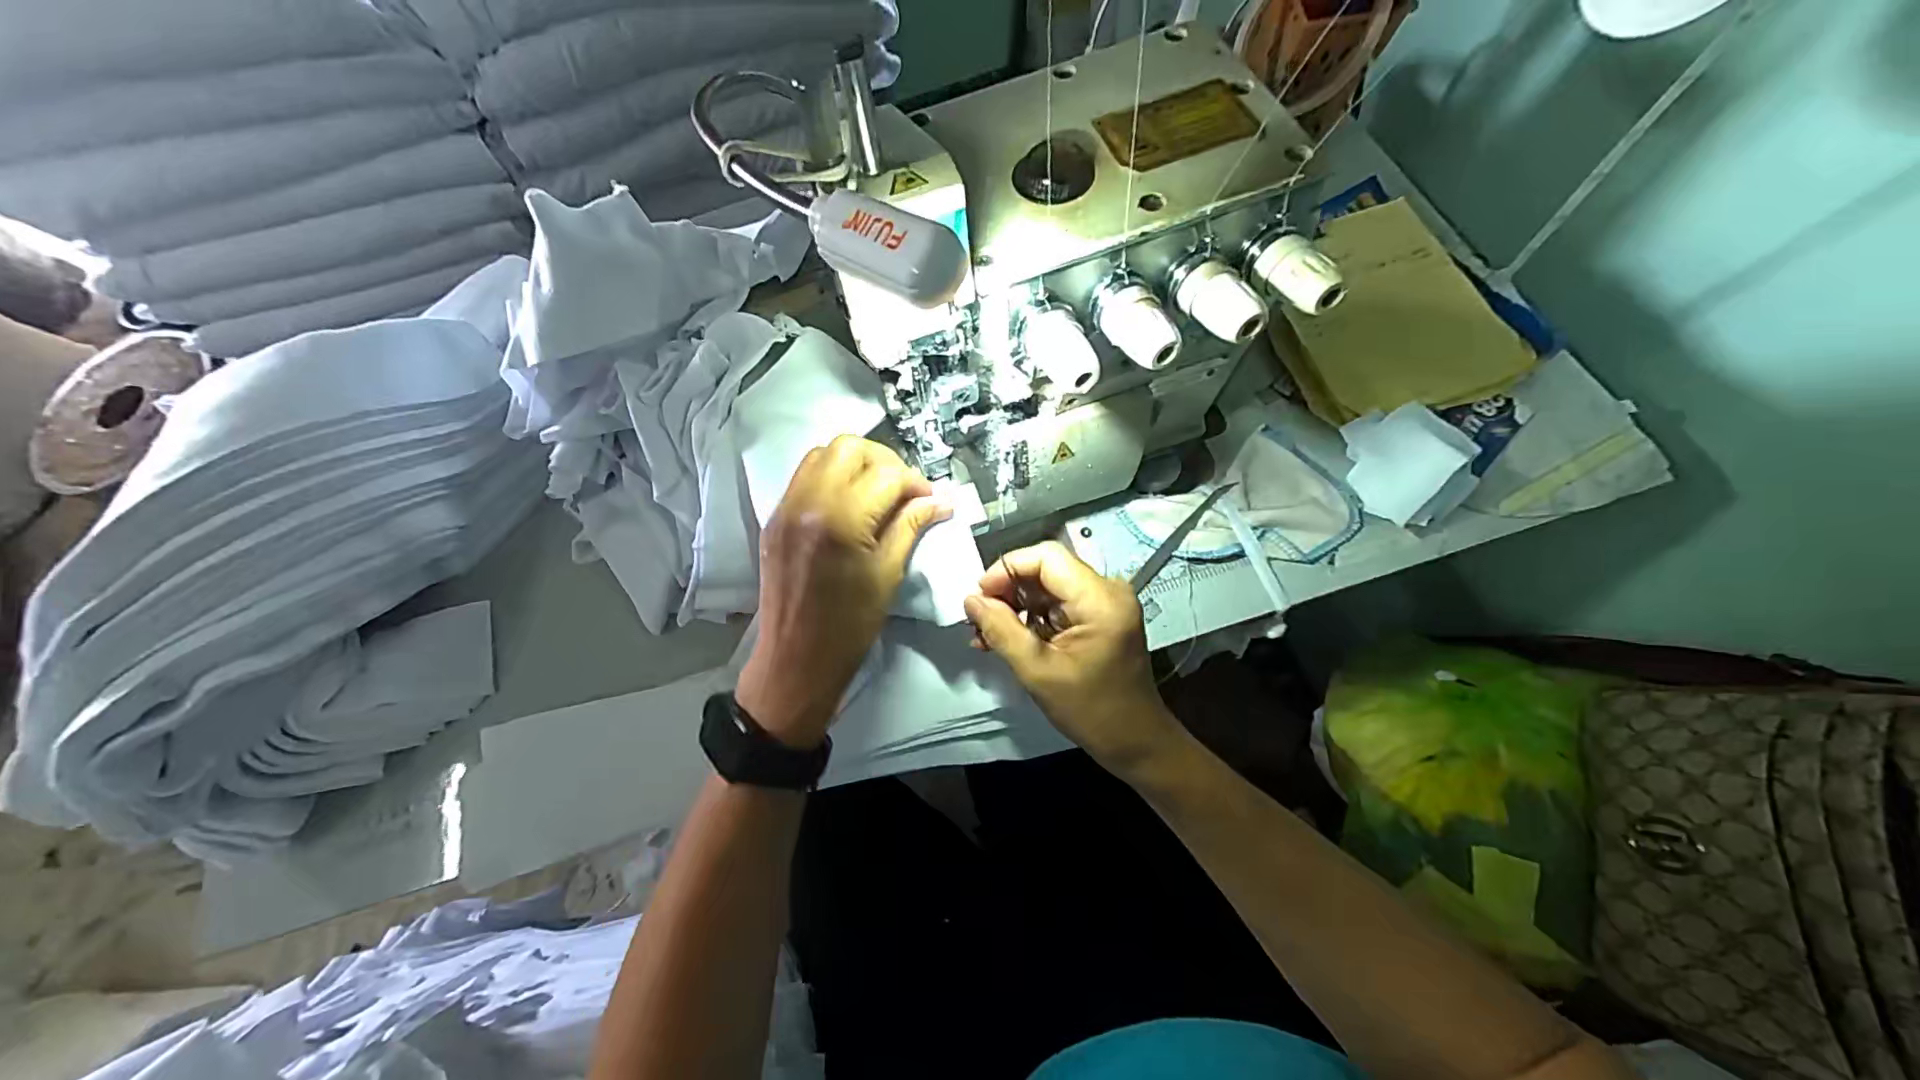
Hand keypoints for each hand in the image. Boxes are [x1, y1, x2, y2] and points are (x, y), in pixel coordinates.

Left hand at [737, 436, 948, 749]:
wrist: (795, 659)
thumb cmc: (849, 626)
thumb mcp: (889, 574)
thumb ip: (911, 526)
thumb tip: (940, 500)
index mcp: (842, 520)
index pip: (886, 472)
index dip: (915, 482)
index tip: (929, 500)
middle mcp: (808, 502)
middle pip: (850, 448)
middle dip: (884, 462)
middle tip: (902, 491)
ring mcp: (786, 507)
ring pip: (823, 453)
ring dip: (855, 464)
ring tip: (876, 494)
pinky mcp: (775, 517)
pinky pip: (804, 476)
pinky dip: (831, 477)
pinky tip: (849, 504)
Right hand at [963, 542, 1185, 778]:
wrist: (1135, 740)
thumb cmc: (1090, 711)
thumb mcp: (1038, 671)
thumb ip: (1001, 631)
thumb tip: (970, 600)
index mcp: (1100, 599)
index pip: (1046, 557)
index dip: (1007, 569)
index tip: (979, 597)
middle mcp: (1107, 590)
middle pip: (1046, 569)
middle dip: (1007, 590)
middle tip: (978, 620)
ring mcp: (1105, 603)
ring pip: (1048, 586)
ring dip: (1015, 606)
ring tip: (986, 634)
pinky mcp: (1099, 616)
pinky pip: (1058, 604)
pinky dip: (1031, 618)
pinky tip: (1007, 638)